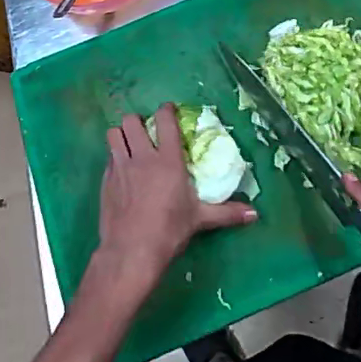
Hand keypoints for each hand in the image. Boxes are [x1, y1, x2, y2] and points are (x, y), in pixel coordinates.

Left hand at [94, 105, 256, 292]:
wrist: (131, 251)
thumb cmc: (169, 231)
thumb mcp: (200, 219)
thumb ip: (227, 213)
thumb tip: (254, 214)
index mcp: (168, 160)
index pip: (164, 120)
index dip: (166, 110)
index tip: (169, 110)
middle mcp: (142, 157)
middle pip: (131, 121)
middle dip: (138, 121)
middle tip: (147, 131)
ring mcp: (120, 167)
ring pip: (113, 134)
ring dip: (121, 134)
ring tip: (130, 143)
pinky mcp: (105, 181)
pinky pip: (108, 157)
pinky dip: (114, 157)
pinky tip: (122, 170)